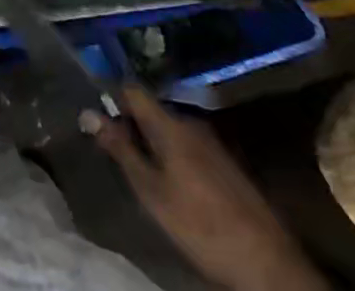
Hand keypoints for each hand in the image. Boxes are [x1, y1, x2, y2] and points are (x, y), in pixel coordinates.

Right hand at [86, 88, 327, 290]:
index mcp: (171, 124)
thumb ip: (120, 149)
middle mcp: (192, 123)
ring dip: (151, 140)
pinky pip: (187, 144)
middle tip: (111, 146)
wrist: (266, 263)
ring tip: (135, 164)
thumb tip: (88, 113)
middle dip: (130, 122)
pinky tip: (167, 179)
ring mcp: (212, 142)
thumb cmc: (198, 224)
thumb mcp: (150, 190)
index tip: (96, 113)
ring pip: (170, 128)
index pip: (133, 90)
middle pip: (152, 109)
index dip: (111, 96)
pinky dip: (171, 153)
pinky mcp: (225, 162)